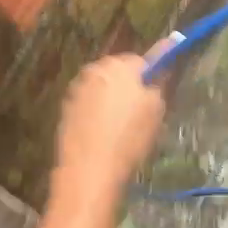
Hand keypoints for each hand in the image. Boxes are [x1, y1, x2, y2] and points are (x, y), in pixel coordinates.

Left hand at [53, 54, 165, 200]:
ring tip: (120, 127)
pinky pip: (87, 104)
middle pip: (117, 72)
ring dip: (110, 99)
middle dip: (127, 86)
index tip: (154, 96)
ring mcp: (76, 89)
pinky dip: (95, 113)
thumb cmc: (130, 137)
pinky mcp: (65, 109)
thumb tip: (161, 68)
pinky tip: (102, 134)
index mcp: (119, 66)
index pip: (140, 60)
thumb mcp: (156, 110)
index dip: (149, 78)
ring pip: (101, 88)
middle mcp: (94, 70)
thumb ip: (159, 83)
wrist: (90, 168)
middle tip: (140, 112)